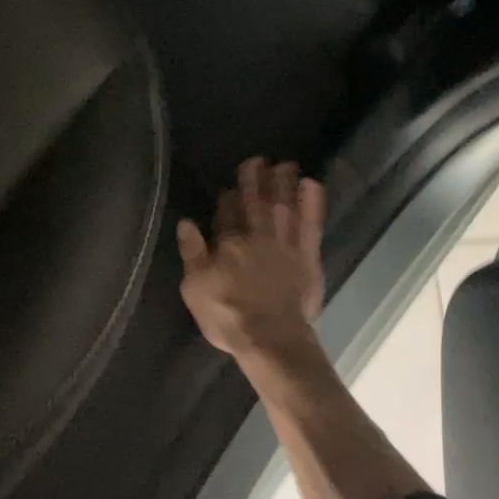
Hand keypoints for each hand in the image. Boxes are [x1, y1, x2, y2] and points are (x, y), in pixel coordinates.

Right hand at [176, 157, 327, 359]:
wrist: (271, 338)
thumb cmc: (229, 317)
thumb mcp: (196, 290)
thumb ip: (192, 254)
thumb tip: (186, 223)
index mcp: (229, 244)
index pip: (227, 213)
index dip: (228, 197)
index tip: (230, 184)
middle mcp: (257, 236)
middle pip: (256, 202)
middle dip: (256, 180)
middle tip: (258, 159)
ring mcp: (285, 244)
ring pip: (283, 206)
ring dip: (283, 183)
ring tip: (285, 164)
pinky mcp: (307, 256)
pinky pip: (310, 224)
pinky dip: (312, 203)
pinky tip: (312, 185)